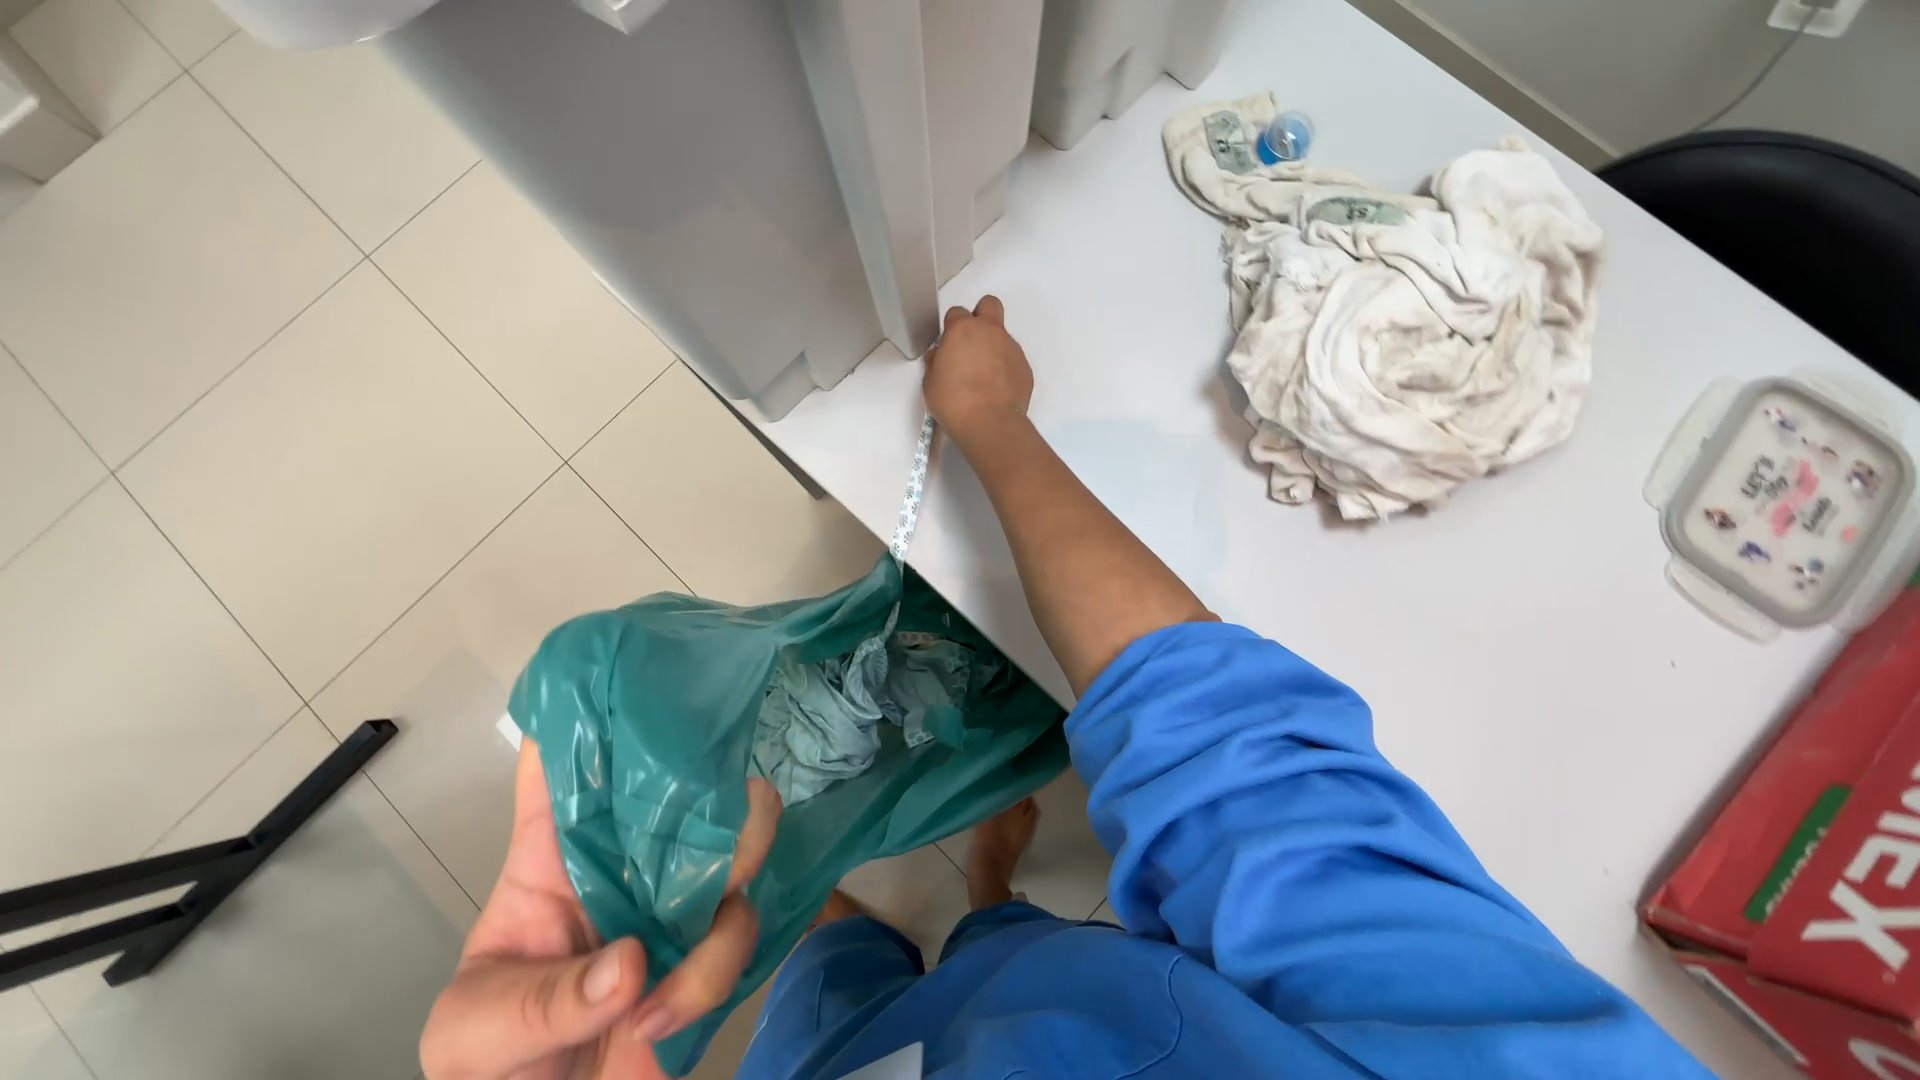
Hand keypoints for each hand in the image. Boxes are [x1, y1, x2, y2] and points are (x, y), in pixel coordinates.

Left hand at [420, 739, 781, 1079]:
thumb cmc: (489, 1068)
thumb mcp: (475, 1033)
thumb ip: (541, 1000)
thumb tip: (635, 960)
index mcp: (554, 854)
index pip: (569, 762)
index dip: (594, 712)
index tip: (633, 678)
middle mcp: (626, 860)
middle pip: (684, 786)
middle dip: (716, 796)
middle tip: (721, 834)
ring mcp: (674, 902)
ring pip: (736, 850)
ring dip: (717, 918)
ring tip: (669, 985)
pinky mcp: (711, 948)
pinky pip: (742, 929)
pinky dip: (712, 979)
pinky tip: (661, 1023)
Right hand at [923, 296, 1033, 450]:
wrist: (990, 424)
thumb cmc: (953, 401)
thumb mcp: (931, 383)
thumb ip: (936, 363)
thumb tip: (940, 356)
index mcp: (963, 330)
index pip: (956, 313)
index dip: (951, 329)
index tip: (949, 347)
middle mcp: (990, 331)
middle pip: (989, 304)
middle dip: (981, 316)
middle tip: (972, 342)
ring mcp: (1012, 348)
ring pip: (1002, 336)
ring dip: (993, 348)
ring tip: (985, 377)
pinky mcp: (1025, 367)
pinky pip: (1013, 360)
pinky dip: (1005, 368)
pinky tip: (997, 390)